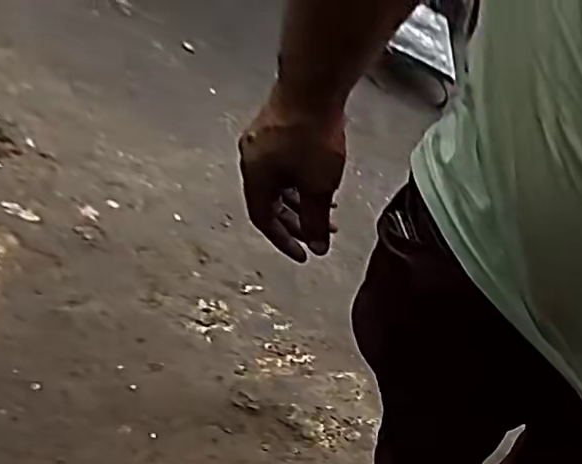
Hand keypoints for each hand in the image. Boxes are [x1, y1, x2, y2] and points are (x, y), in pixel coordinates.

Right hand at [239, 94, 345, 261]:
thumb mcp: (317, 189)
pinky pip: (285, 170)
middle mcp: (253, 160)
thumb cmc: (312, 139)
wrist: (313, 88)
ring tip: (328, 219)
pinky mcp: (276, 133)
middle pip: (272, 204)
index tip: (303, 256)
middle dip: (297, 225)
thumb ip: (316, 222)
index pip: (263, 219)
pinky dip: (302, 187)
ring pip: (281, 188)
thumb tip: (317, 248)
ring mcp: (263, 144)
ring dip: (303, 207)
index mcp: (255, 176)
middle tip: (318, 239)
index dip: (283, 241)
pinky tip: (324, 192)